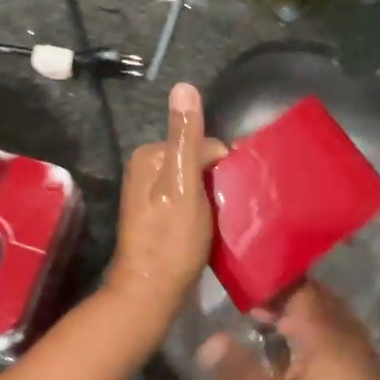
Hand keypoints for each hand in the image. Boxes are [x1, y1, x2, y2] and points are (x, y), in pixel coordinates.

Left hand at [105, 83, 227, 320]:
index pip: (202, 143)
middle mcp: (145, 168)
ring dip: (213, 198)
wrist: (150, 293)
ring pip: (196, 182)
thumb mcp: (183, 184)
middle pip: (198, 162)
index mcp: (150, 155)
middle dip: (218, 181)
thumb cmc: (171, 239)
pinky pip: (189, 201)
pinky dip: (204, 211)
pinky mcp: (157, 216)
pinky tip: (211, 229)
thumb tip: (183, 86)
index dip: (223, 165)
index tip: (233, 192)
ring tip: (224, 220)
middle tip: (229, 209)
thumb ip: (186, 137)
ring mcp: (149, 194)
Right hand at [197, 282, 379, 379]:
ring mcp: (360, 347)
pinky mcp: (366, 368)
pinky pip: (335, 335)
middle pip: (311, 297)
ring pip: (324, 317)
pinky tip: (294, 362)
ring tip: (264, 331)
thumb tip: (206, 341)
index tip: (237, 287)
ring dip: (297, 318)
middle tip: (245, 309)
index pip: (294, 284)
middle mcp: (345, 327)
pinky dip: (312, 336)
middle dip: (279, 300)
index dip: (266, 282)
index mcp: (324, 326)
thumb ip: (240, 371)